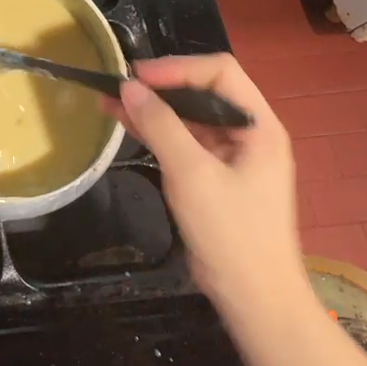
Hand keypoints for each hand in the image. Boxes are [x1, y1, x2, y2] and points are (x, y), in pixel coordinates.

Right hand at [98, 54, 307, 315]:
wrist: (253, 297)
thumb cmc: (230, 231)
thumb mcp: (191, 173)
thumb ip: (159, 125)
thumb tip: (128, 86)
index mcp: (258, 126)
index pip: (220, 72)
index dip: (177, 68)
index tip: (138, 77)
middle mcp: (248, 133)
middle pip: (202, 91)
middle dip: (159, 86)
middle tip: (118, 87)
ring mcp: (230, 155)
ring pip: (188, 116)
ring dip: (151, 108)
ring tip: (108, 102)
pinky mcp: (213, 175)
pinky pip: (182, 140)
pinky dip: (154, 131)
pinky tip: (123, 123)